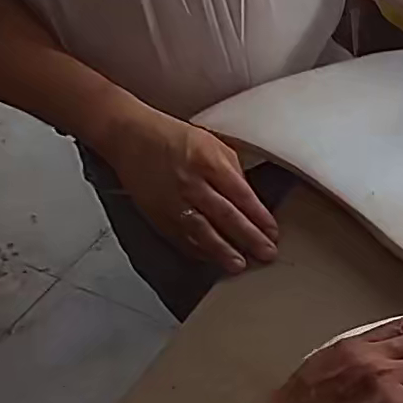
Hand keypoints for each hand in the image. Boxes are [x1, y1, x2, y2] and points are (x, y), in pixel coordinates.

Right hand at [104, 110, 277, 272]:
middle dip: (249, 238)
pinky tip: (213, 260)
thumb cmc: (175, 139)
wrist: (129, 137)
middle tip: (266, 253)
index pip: (240, 194)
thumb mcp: (213, 145)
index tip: (273, 233)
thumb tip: (252, 204)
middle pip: (225, 215)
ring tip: (239, 265)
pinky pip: (182, 237)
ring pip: (202, 231)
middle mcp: (191, 183)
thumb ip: (234, 174)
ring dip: (223, 251)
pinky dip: (199, 251)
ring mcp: (172, 201)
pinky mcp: (159, 215)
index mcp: (208, 162)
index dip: (259, 217)